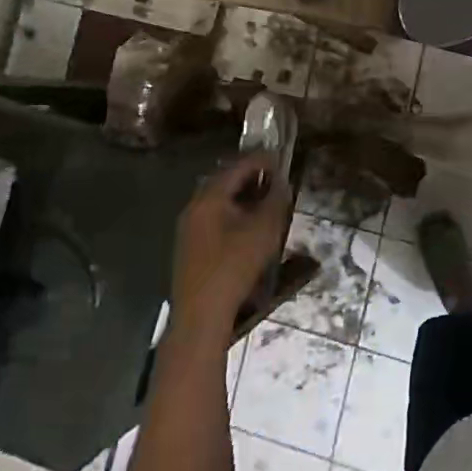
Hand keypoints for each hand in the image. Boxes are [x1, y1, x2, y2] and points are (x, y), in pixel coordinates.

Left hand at [171, 153, 291, 340]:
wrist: (201, 312)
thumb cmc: (234, 266)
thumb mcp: (264, 230)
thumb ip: (275, 201)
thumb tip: (282, 182)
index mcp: (210, 197)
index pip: (238, 166)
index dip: (262, 160)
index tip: (281, 158)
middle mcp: (195, 206)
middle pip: (225, 181)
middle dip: (252, 177)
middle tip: (275, 179)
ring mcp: (189, 226)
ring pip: (219, 200)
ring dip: (243, 196)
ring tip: (266, 201)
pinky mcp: (190, 245)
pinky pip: (215, 217)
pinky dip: (234, 212)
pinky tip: (248, 226)